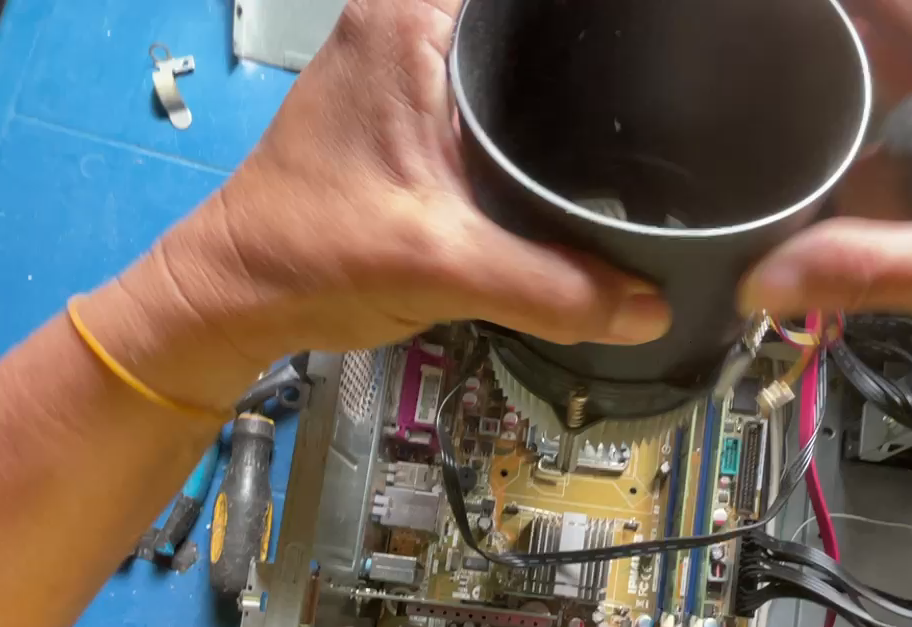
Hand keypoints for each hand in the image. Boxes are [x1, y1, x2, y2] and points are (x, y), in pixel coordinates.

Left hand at [91, 0, 672, 408]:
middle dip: (594, 74)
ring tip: (643, 146)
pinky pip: (501, 116)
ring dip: (570, 108)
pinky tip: (580, 177)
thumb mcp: (446, 267)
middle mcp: (416, 25)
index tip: (663, 62)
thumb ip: (554, 290)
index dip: (600, 32)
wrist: (246, 295)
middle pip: (537, 35)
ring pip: (520, 75)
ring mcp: (415, 74)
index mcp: (416, 19)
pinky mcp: (418, 123)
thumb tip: (655, 311)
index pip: (536, 6)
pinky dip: (539, 143)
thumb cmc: (319, 257)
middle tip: (666, 118)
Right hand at [740, 0, 911, 391]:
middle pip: (875, 55)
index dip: (838, 9)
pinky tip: (817, 225)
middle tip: (747, 102)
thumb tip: (764, 277)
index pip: (902, 1)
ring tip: (772, 179)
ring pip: (873, 121)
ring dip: (830, 146)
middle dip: (819, 75)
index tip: (770, 21)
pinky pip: (885, 175)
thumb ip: (863, 268)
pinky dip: (851, 195)